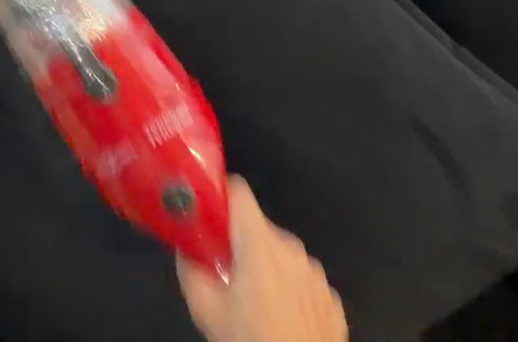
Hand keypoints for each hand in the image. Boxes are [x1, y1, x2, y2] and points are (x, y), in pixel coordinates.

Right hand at [177, 177, 346, 341]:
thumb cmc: (251, 339)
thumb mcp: (204, 308)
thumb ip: (189, 267)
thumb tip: (186, 249)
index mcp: (259, 244)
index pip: (239, 191)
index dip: (220, 194)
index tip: (207, 210)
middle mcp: (291, 250)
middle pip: (257, 227)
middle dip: (238, 242)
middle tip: (224, 270)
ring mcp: (316, 274)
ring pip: (280, 254)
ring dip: (264, 266)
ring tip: (253, 300)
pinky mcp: (332, 299)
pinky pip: (301, 279)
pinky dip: (288, 289)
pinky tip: (279, 316)